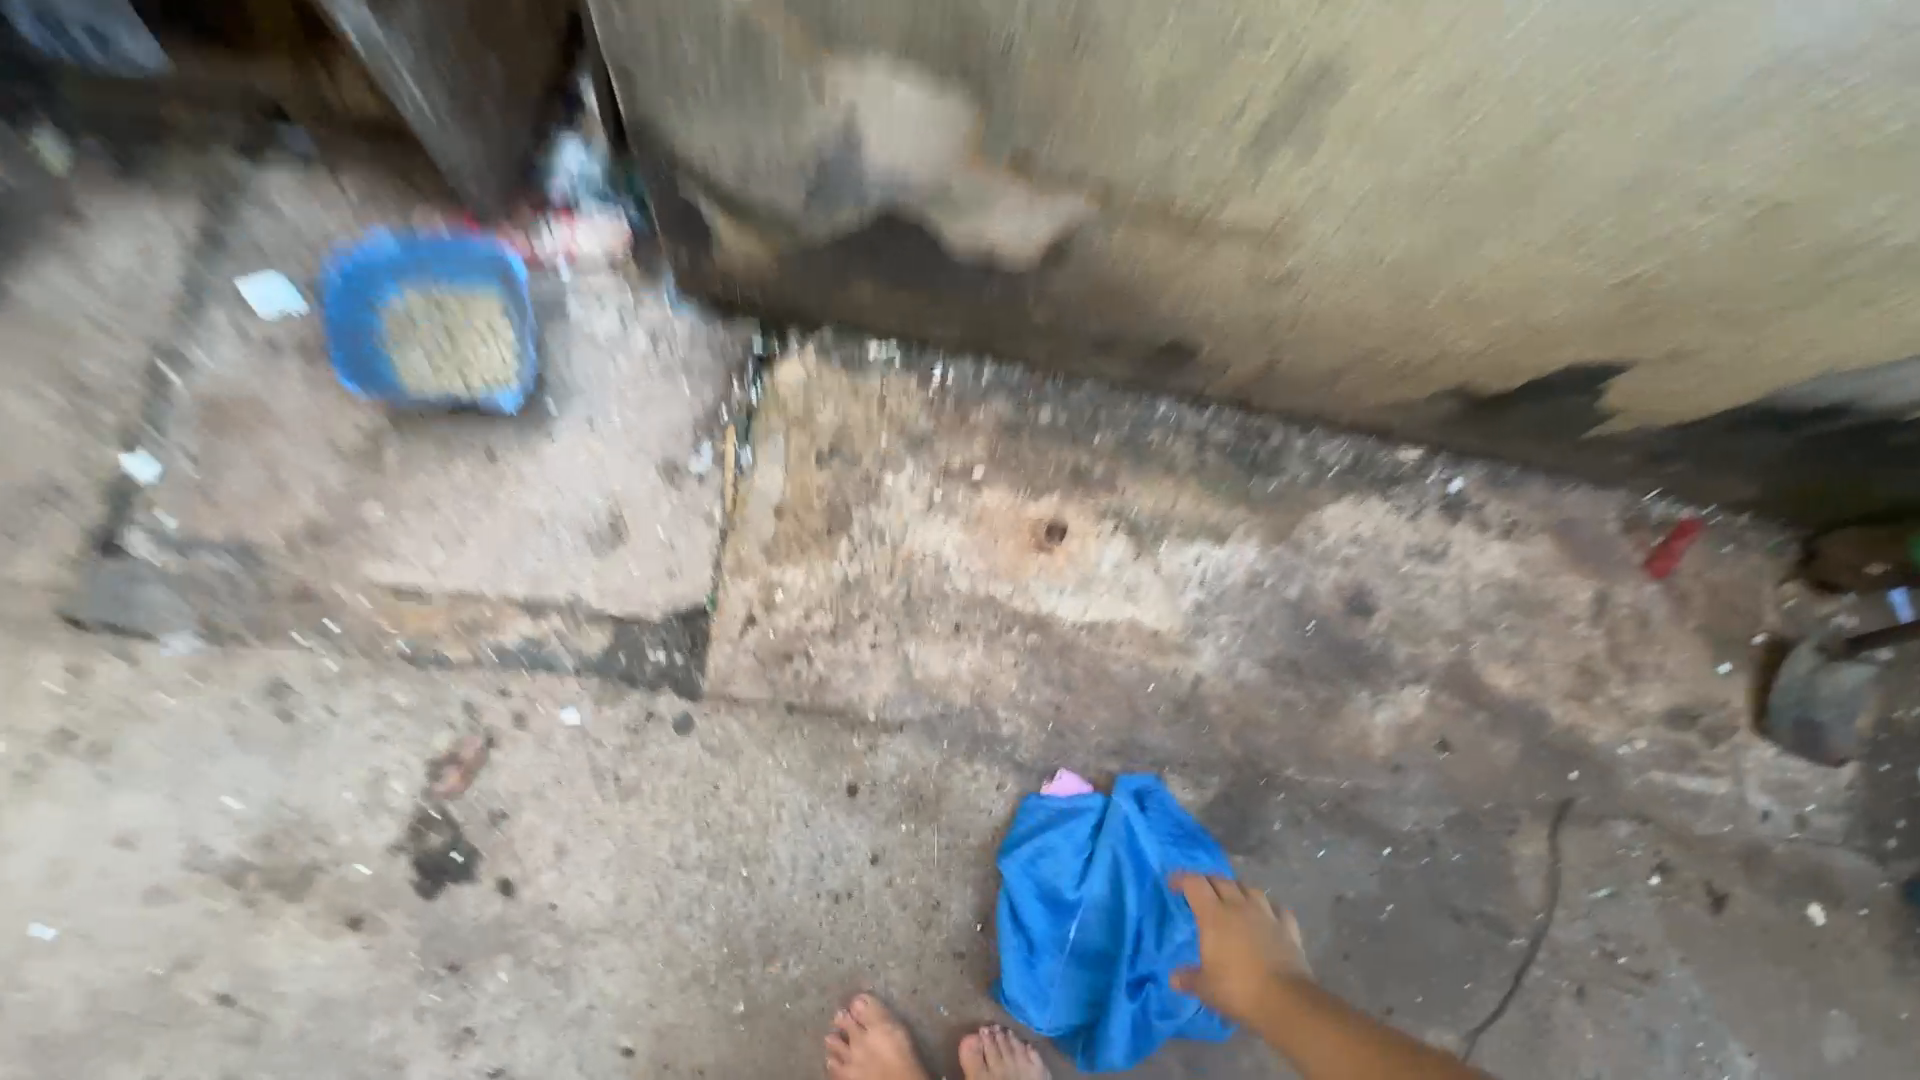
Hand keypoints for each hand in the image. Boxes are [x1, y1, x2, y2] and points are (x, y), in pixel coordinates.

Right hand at [1169, 873, 1310, 1024]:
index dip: (1181, 879)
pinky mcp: (1289, 929)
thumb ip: (1188, 979)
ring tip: (1234, 901)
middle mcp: (1239, 906)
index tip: (1173, 885)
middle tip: (1201, 894)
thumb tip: (1174, 979)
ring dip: (1238, 890)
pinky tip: (1268, 917)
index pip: (1194, 883)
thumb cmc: (1238, 990)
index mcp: (1214, 915)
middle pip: (1221, 880)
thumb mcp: (1205, 988)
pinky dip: (1270, 909)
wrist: (1285, 1001)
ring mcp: (1267, 915)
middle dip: (1207, 882)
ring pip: (1250, 889)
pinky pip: (1278, 909)